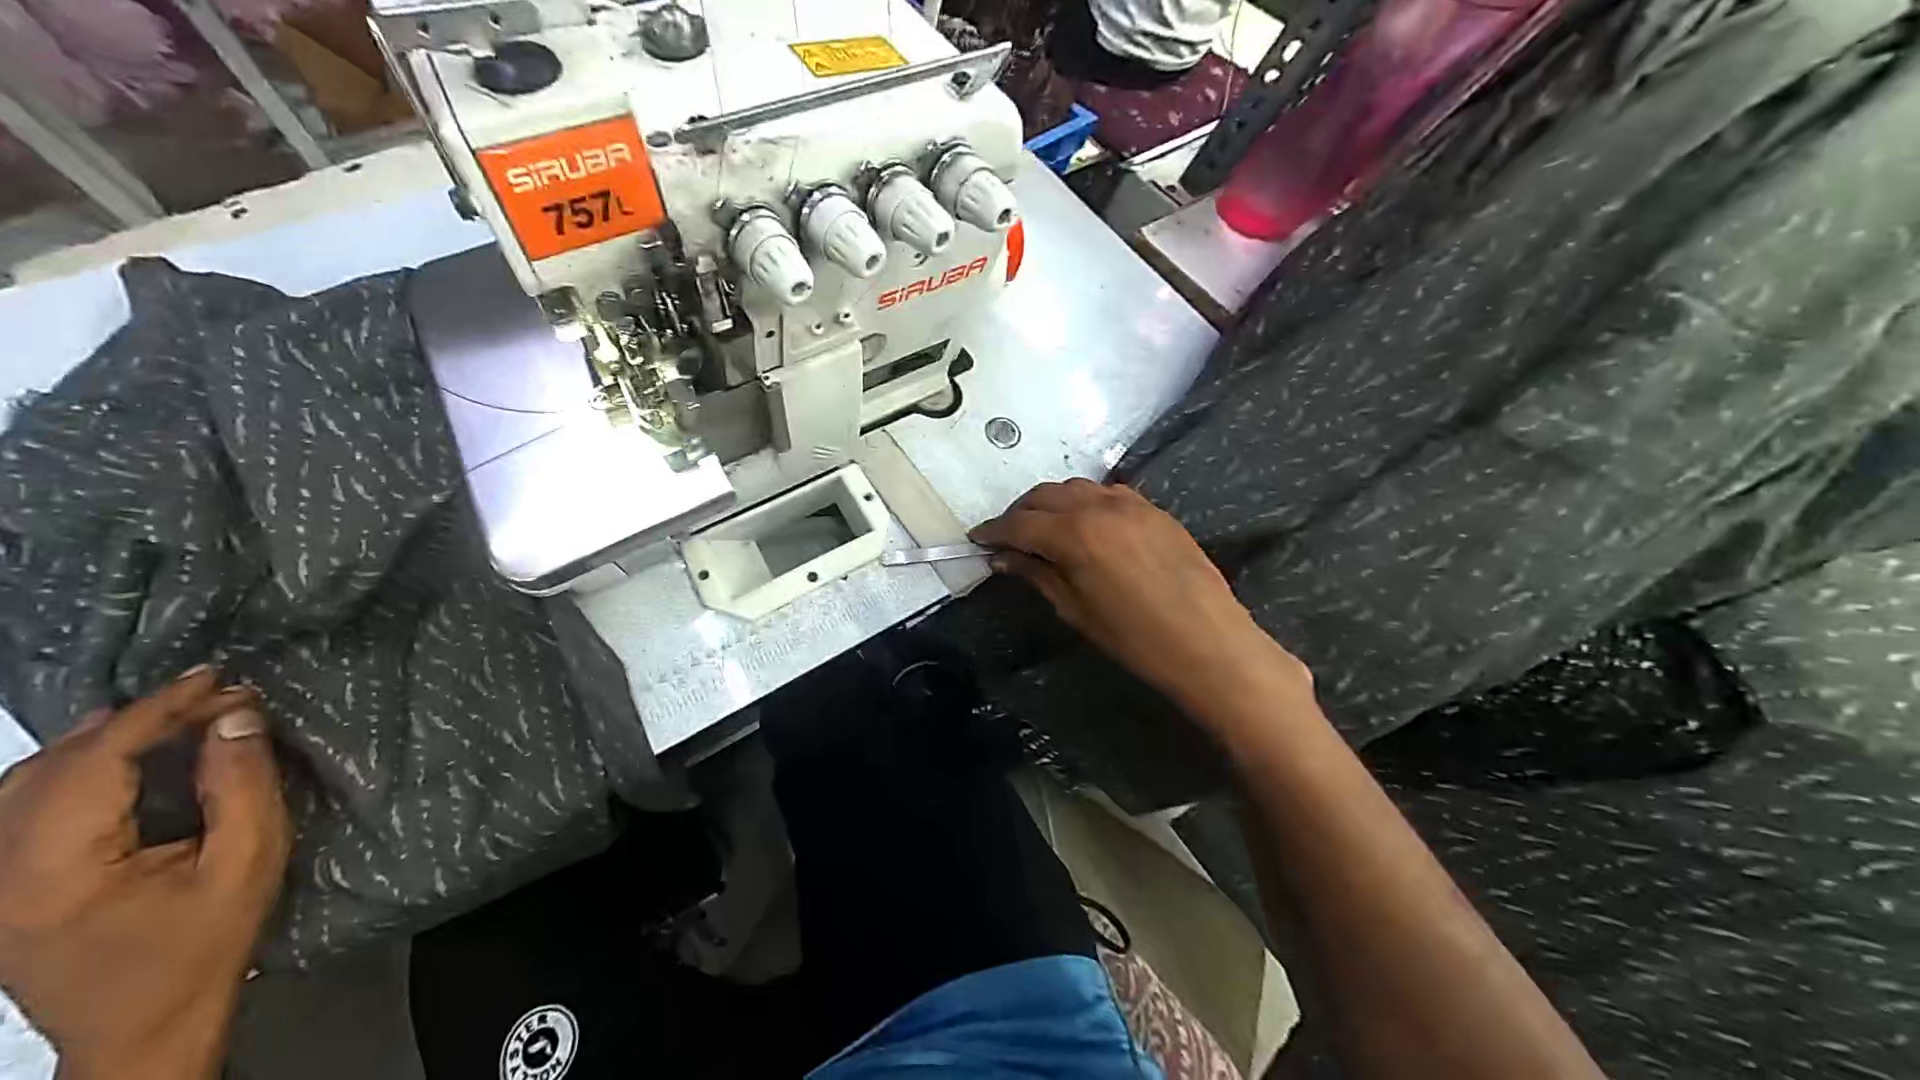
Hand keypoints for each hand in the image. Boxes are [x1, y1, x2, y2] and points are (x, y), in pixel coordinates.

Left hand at [0, 668, 291, 1079]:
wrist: (146, 1027)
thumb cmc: (205, 943)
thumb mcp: (247, 861)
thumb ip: (241, 785)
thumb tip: (237, 717)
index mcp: (52, 869)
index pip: (93, 762)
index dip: (157, 710)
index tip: (218, 677)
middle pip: (49, 767)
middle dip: (135, 719)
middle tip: (213, 694)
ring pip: (25, 783)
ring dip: (101, 740)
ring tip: (173, 715)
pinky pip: (24, 805)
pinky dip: (77, 766)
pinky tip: (121, 754)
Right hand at [970, 480, 1309, 722]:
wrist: (1208, 641)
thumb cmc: (1135, 638)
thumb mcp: (1076, 610)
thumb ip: (1038, 574)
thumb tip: (1004, 558)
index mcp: (1074, 534)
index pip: (1020, 524)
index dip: (994, 532)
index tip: (977, 540)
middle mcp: (1099, 507)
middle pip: (1044, 496)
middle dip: (1020, 514)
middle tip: (1008, 538)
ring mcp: (1130, 503)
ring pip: (1075, 488)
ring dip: (1051, 503)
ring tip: (1043, 528)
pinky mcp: (1153, 509)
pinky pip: (1107, 493)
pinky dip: (1085, 502)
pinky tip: (1084, 523)